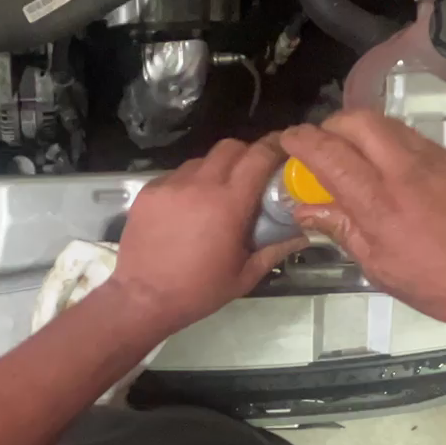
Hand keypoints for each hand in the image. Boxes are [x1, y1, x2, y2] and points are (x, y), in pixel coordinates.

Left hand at [108, 139, 309, 337]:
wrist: (142, 298)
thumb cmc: (197, 291)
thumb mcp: (244, 276)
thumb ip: (275, 250)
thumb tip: (303, 235)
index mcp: (228, 203)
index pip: (258, 156)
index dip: (275, 146)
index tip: (284, 147)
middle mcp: (199, 185)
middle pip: (230, 147)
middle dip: (246, 153)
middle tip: (252, 173)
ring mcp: (169, 185)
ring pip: (201, 160)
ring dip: (215, 169)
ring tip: (216, 194)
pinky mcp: (148, 192)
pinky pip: (175, 175)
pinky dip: (188, 183)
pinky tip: (188, 207)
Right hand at [280, 111, 445, 341]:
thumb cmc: (443, 287)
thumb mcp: (380, 268)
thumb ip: (342, 230)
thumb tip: (307, 211)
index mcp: (379, 201)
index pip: (328, 153)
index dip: (301, 140)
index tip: (287, 140)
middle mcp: (406, 169)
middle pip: (359, 121)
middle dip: (331, 126)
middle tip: (319, 148)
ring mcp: (438, 160)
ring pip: (388, 125)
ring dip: (362, 132)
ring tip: (353, 158)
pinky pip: (415, 140)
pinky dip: (391, 144)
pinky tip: (391, 173)